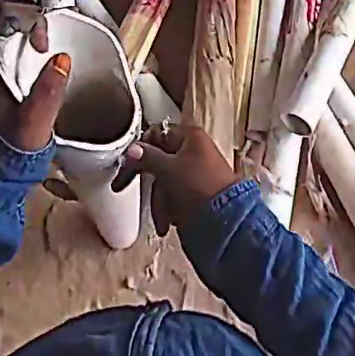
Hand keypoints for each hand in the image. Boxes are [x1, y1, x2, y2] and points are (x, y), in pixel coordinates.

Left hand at [0, 13, 69, 152]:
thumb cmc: (4, 156)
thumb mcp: (34, 124)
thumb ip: (48, 92)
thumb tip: (61, 61)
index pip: (2, 22)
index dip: (27, 18)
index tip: (45, 39)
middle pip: (2, 28)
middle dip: (30, 26)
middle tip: (51, 40)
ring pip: (2, 46)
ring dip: (26, 44)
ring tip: (48, 55)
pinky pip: (2, 64)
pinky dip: (20, 61)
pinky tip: (36, 76)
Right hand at [121, 125, 237, 231]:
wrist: (227, 219)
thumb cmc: (199, 186)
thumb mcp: (169, 169)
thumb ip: (148, 158)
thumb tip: (132, 149)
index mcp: (190, 136)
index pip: (157, 134)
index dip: (141, 150)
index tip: (128, 166)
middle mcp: (194, 149)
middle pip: (160, 161)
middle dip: (153, 185)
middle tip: (139, 194)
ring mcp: (197, 170)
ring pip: (167, 181)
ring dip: (161, 201)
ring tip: (164, 220)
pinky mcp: (198, 189)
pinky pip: (176, 194)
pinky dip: (171, 206)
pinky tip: (172, 220)